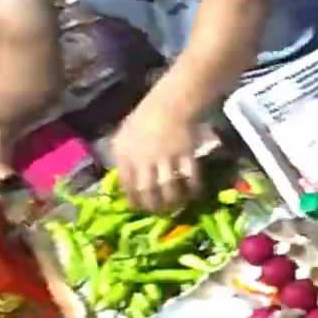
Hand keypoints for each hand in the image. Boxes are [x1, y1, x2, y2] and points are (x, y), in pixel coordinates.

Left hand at [108, 92, 219, 212]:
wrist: (170, 104)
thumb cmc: (145, 118)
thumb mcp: (123, 135)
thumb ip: (122, 157)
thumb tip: (125, 179)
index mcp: (125, 155)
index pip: (127, 185)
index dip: (133, 200)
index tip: (139, 209)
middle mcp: (144, 159)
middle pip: (147, 190)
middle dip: (153, 205)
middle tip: (159, 213)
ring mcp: (166, 158)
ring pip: (168, 187)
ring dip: (173, 201)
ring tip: (176, 207)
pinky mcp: (186, 155)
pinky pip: (190, 178)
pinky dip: (193, 188)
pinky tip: (194, 193)